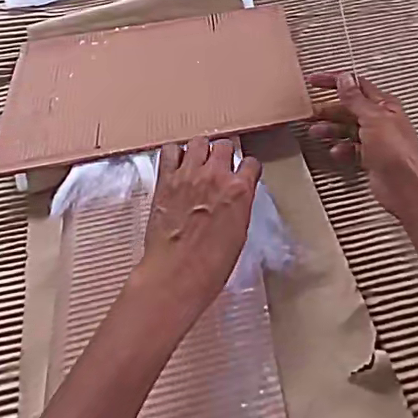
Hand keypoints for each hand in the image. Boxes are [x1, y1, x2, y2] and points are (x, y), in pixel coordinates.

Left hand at [135, 137, 261, 314]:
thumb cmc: (210, 265)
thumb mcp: (239, 232)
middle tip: (218, 166)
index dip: (246, 168)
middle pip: (224, 145)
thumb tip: (237, 196)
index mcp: (240, 190)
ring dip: (201, 150)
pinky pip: (170, 151)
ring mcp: (190, 174)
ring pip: (199, 142)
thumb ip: (239, 204)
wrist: (176, 275)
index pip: (250, 163)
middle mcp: (216, 176)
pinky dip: (174, 154)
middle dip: (223, 154)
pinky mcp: (167, 179)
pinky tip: (176, 165)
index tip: (242, 172)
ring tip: (197, 162)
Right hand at [306, 73, 417, 223]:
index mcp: (384, 105)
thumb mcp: (373, 118)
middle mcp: (381, 121)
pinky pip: (351, 149)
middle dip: (329, 109)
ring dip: (331, 129)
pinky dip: (341, 149)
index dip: (335, 81)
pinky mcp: (372, 159)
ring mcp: (376, 141)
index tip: (315, 81)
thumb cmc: (398, 151)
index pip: (356, 85)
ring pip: (348, 129)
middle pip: (349, 108)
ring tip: (315, 130)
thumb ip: (356, 99)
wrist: (406, 187)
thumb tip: (345, 79)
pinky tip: (336, 151)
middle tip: (310, 111)